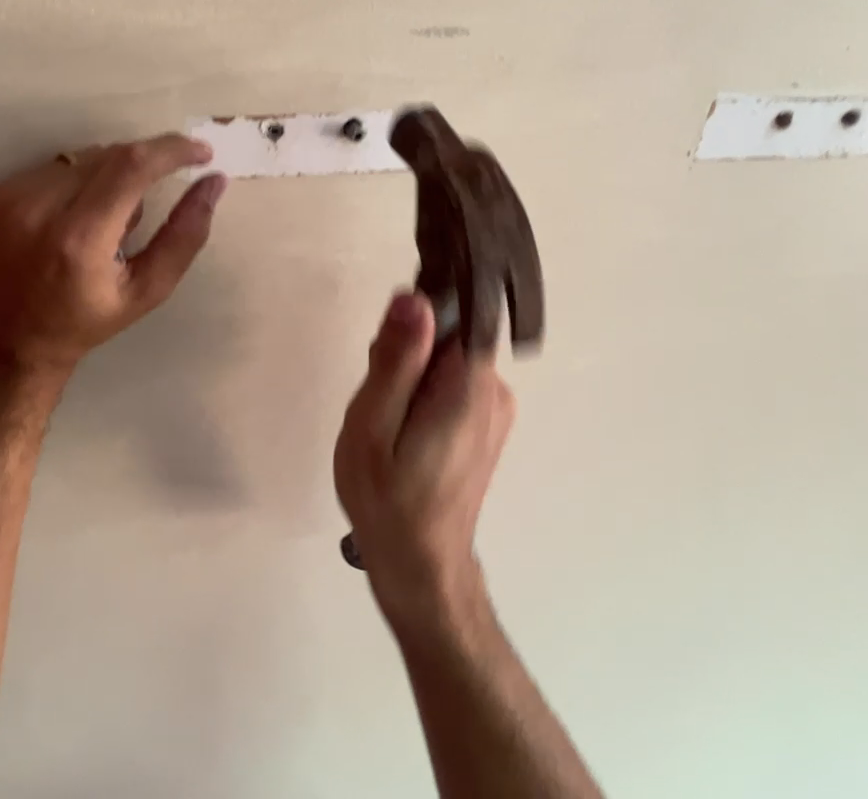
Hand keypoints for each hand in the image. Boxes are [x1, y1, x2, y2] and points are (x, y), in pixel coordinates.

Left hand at [0, 133, 227, 374]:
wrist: (8, 341)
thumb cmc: (84, 322)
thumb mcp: (146, 291)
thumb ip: (184, 235)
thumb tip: (215, 182)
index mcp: (79, 240)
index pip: (131, 166)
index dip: (171, 150)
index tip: (199, 152)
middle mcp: (40, 208)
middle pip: (109, 156)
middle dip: (139, 170)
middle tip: (137, 216)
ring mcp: (12, 197)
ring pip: (82, 158)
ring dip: (106, 178)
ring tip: (98, 226)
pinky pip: (54, 168)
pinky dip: (75, 184)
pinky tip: (68, 223)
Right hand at [334, 292, 517, 624]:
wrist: (420, 566)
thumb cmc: (388, 499)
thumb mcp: (372, 425)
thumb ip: (395, 361)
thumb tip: (412, 300)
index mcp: (471, 386)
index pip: (454, 314)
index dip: (412, 326)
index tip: (384, 360)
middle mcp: (495, 391)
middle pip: (443, 341)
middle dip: (403, 360)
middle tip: (376, 409)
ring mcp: (495, 411)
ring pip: (442, 365)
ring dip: (407, 383)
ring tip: (386, 429)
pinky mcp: (485, 427)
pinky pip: (449, 389)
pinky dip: (419, 402)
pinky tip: (401, 438)